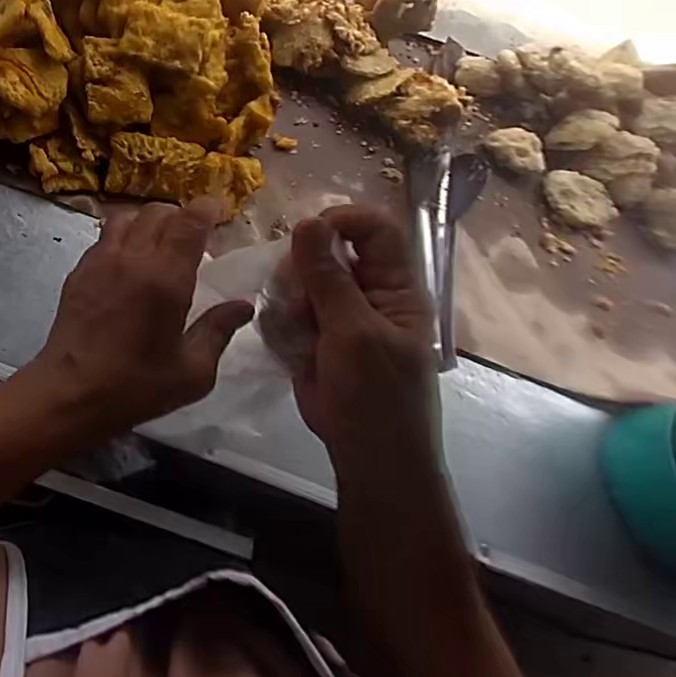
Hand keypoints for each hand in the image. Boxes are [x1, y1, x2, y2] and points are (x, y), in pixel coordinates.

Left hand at [22, 199, 254, 440]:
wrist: (71, 391)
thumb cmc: (136, 386)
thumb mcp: (192, 371)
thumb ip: (218, 331)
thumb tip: (242, 306)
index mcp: (165, 278)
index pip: (188, 222)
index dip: (206, 208)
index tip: (218, 211)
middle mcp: (131, 259)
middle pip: (157, 212)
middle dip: (180, 215)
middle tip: (193, 236)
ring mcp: (99, 261)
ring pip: (126, 218)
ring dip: (147, 222)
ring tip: (158, 244)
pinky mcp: (78, 271)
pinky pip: (103, 238)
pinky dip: (122, 237)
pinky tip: (128, 264)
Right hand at [284, 205, 437, 470]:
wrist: (366, 454)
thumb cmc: (377, 396)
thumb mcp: (354, 333)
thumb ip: (328, 277)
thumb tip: (308, 222)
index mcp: (394, 286)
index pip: (373, 228)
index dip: (340, 222)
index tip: (304, 236)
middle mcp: (364, 291)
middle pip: (322, 251)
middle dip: (301, 274)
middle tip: (298, 304)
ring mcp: (334, 313)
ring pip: (294, 281)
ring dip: (288, 306)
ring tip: (300, 338)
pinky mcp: (309, 332)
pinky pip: (281, 310)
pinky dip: (281, 329)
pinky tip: (294, 353)